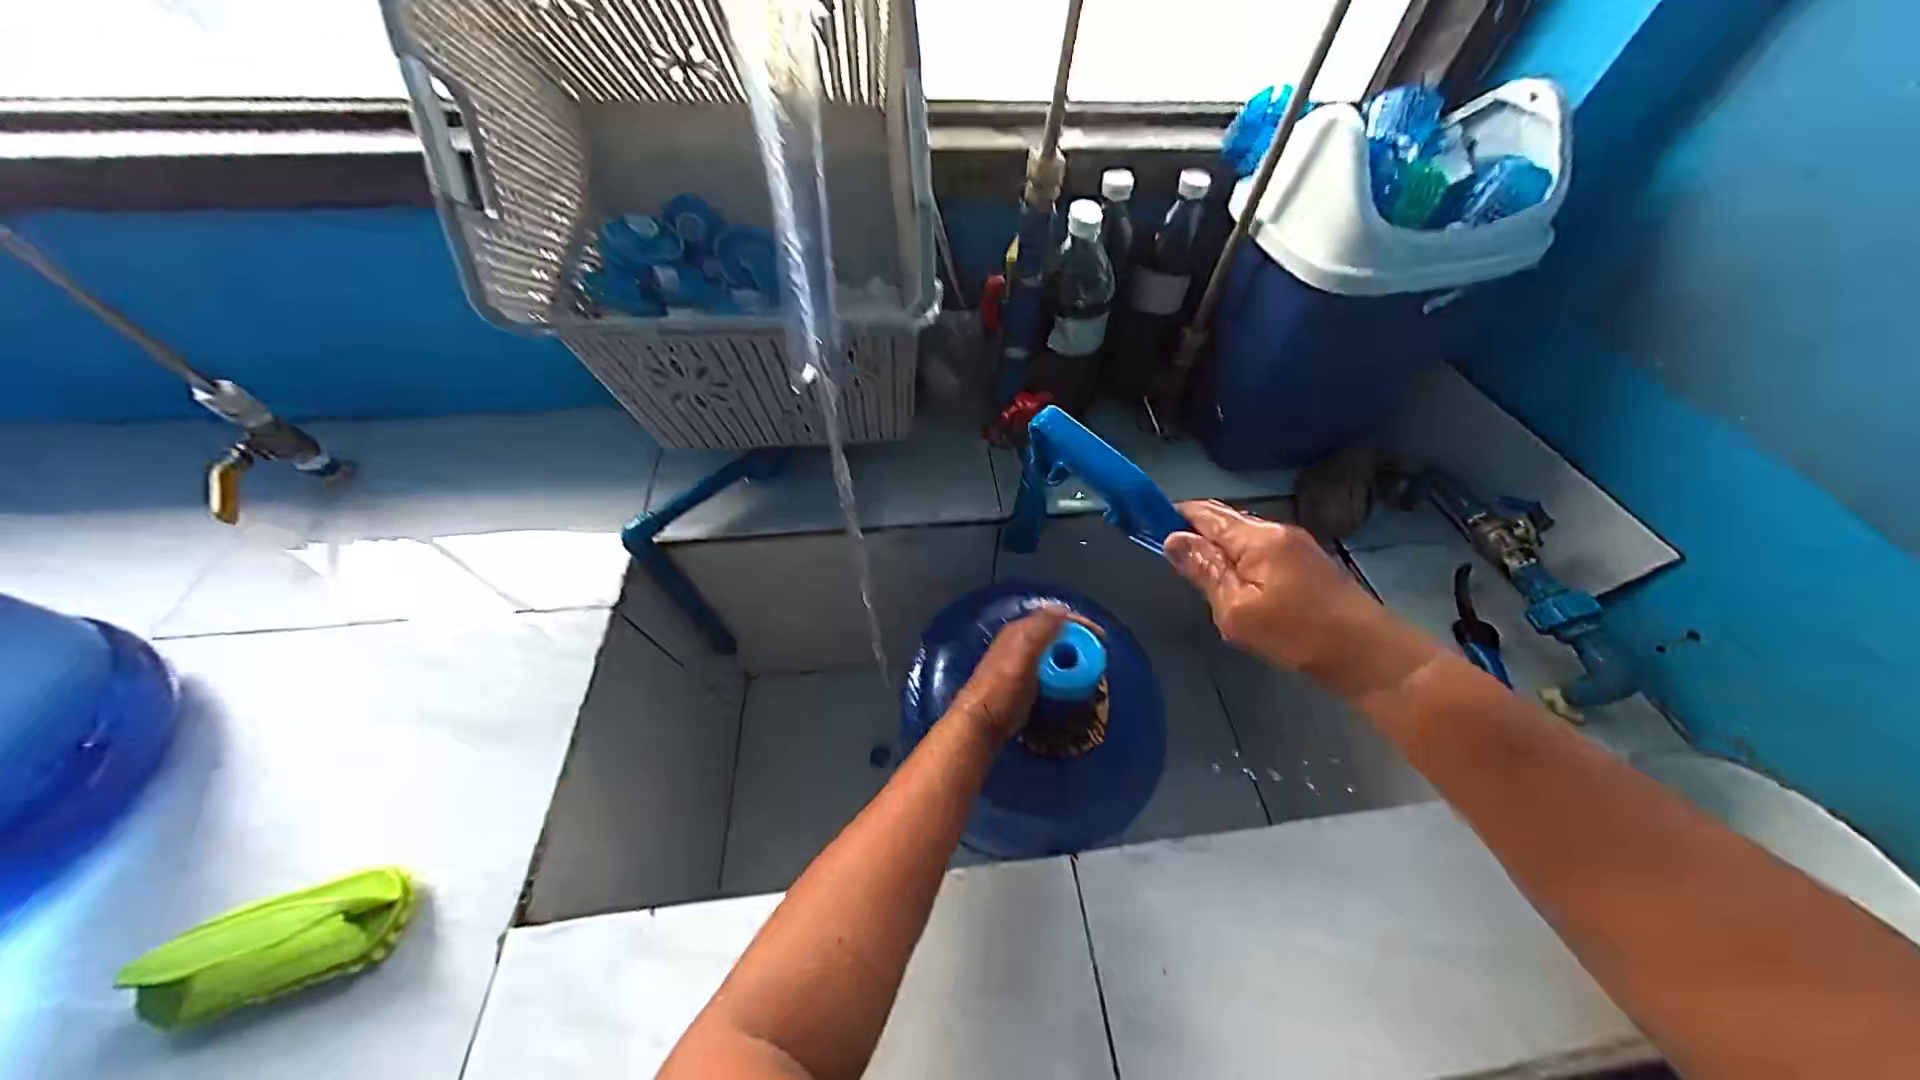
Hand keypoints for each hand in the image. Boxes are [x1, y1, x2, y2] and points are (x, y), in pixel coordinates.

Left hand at [947, 606, 1099, 742]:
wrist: (983, 722)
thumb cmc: (1003, 688)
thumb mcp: (1024, 654)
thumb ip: (1041, 630)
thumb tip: (1063, 609)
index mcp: (1019, 631)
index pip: (1054, 616)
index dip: (1079, 623)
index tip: (1101, 637)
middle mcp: (1019, 641)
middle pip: (1055, 632)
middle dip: (1078, 640)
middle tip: (1097, 654)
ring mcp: (1020, 660)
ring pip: (1053, 651)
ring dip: (1071, 656)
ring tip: (1089, 668)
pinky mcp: (1023, 679)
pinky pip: (1049, 667)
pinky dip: (1063, 669)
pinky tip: (1071, 680)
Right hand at [1164, 501, 1441, 699]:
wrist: (1370, 655)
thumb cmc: (1297, 635)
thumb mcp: (1237, 610)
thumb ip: (1205, 572)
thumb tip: (1173, 539)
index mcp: (1257, 537)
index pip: (1204, 513)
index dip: (1173, 516)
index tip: (1147, 529)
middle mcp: (1276, 530)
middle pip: (1224, 521)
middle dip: (1195, 533)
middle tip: (1172, 562)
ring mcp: (1295, 544)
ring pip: (1242, 537)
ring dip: (1217, 549)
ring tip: (1199, 577)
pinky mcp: (1307, 562)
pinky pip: (1260, 550)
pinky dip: (1238, 560)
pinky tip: (1233, 584)